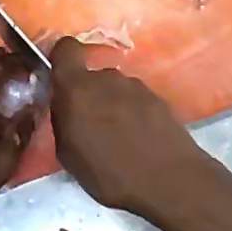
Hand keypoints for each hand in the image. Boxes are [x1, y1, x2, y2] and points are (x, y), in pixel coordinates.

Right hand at [49, 38, 231, 218]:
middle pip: (93, 76)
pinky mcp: (160, 100)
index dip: (62, 58)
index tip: (62, 79)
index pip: (66, 48)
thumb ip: (62, 121)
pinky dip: (135, 116)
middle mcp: (107, 78)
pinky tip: (140, 142)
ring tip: (119, 139)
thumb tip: (65, 109)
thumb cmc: (108, 172)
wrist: (169, 182)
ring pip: (116, 89)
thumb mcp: (67, 153)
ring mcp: (137, 87)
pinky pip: (137, 102)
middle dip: (90, 95)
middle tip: (91, 126)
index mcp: (76, 87)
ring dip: (113, 106)